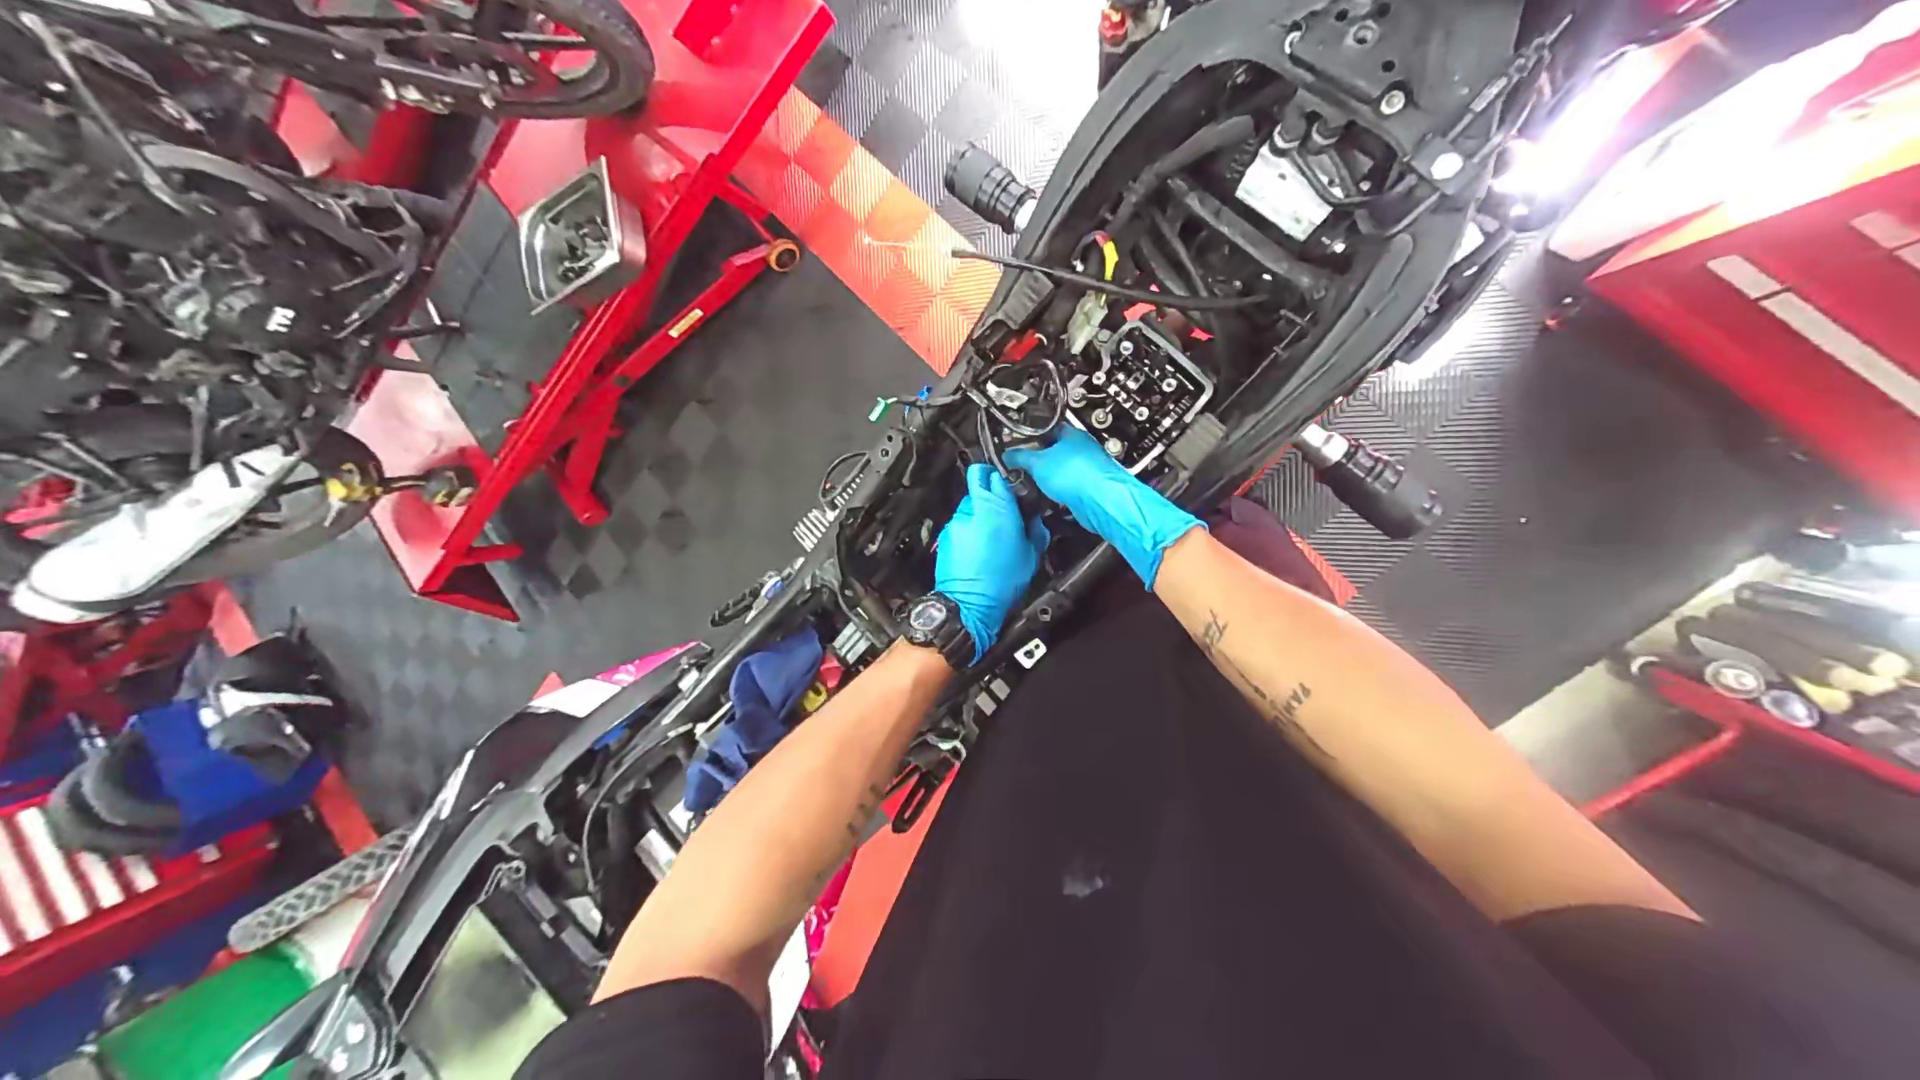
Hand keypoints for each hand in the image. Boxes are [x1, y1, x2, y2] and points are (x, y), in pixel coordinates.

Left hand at [935, 465, 1049, 662]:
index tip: (1009, 487)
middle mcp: (972, 509)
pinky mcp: (944, 537)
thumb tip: (1033, 518)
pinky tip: (977, 549)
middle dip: (989, 496)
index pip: (991, 473)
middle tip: (1002, 513)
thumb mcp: (1030, 555)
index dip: (1000, 478)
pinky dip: (968, 532)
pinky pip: (959, 526)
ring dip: (979, 516)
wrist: (969, 606)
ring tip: (990, 537)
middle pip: (978, 487)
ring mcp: (955, 523)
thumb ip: (1033, 529)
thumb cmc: (1001, 582)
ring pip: (968, 508)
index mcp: (996, 507)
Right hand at [1004, 426, 1202, 587]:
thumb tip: (1009, 455)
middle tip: (1020, 466)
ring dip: (1046, 479)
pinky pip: (1067, 490)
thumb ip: (1021, 457)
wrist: (1101, 502)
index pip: (1048, 428)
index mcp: (1072, 434)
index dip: (1031, 435)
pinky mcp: (1087, 491)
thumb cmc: (1079, 475)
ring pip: (1060, 472)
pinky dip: (1056, 494)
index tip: (1017, 443)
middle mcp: (1081, 451)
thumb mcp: (1039, 462)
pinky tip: (1047, 498)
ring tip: (1030, 484)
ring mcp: (1086, 471)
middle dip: (1036, 461)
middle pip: (1053, 452)